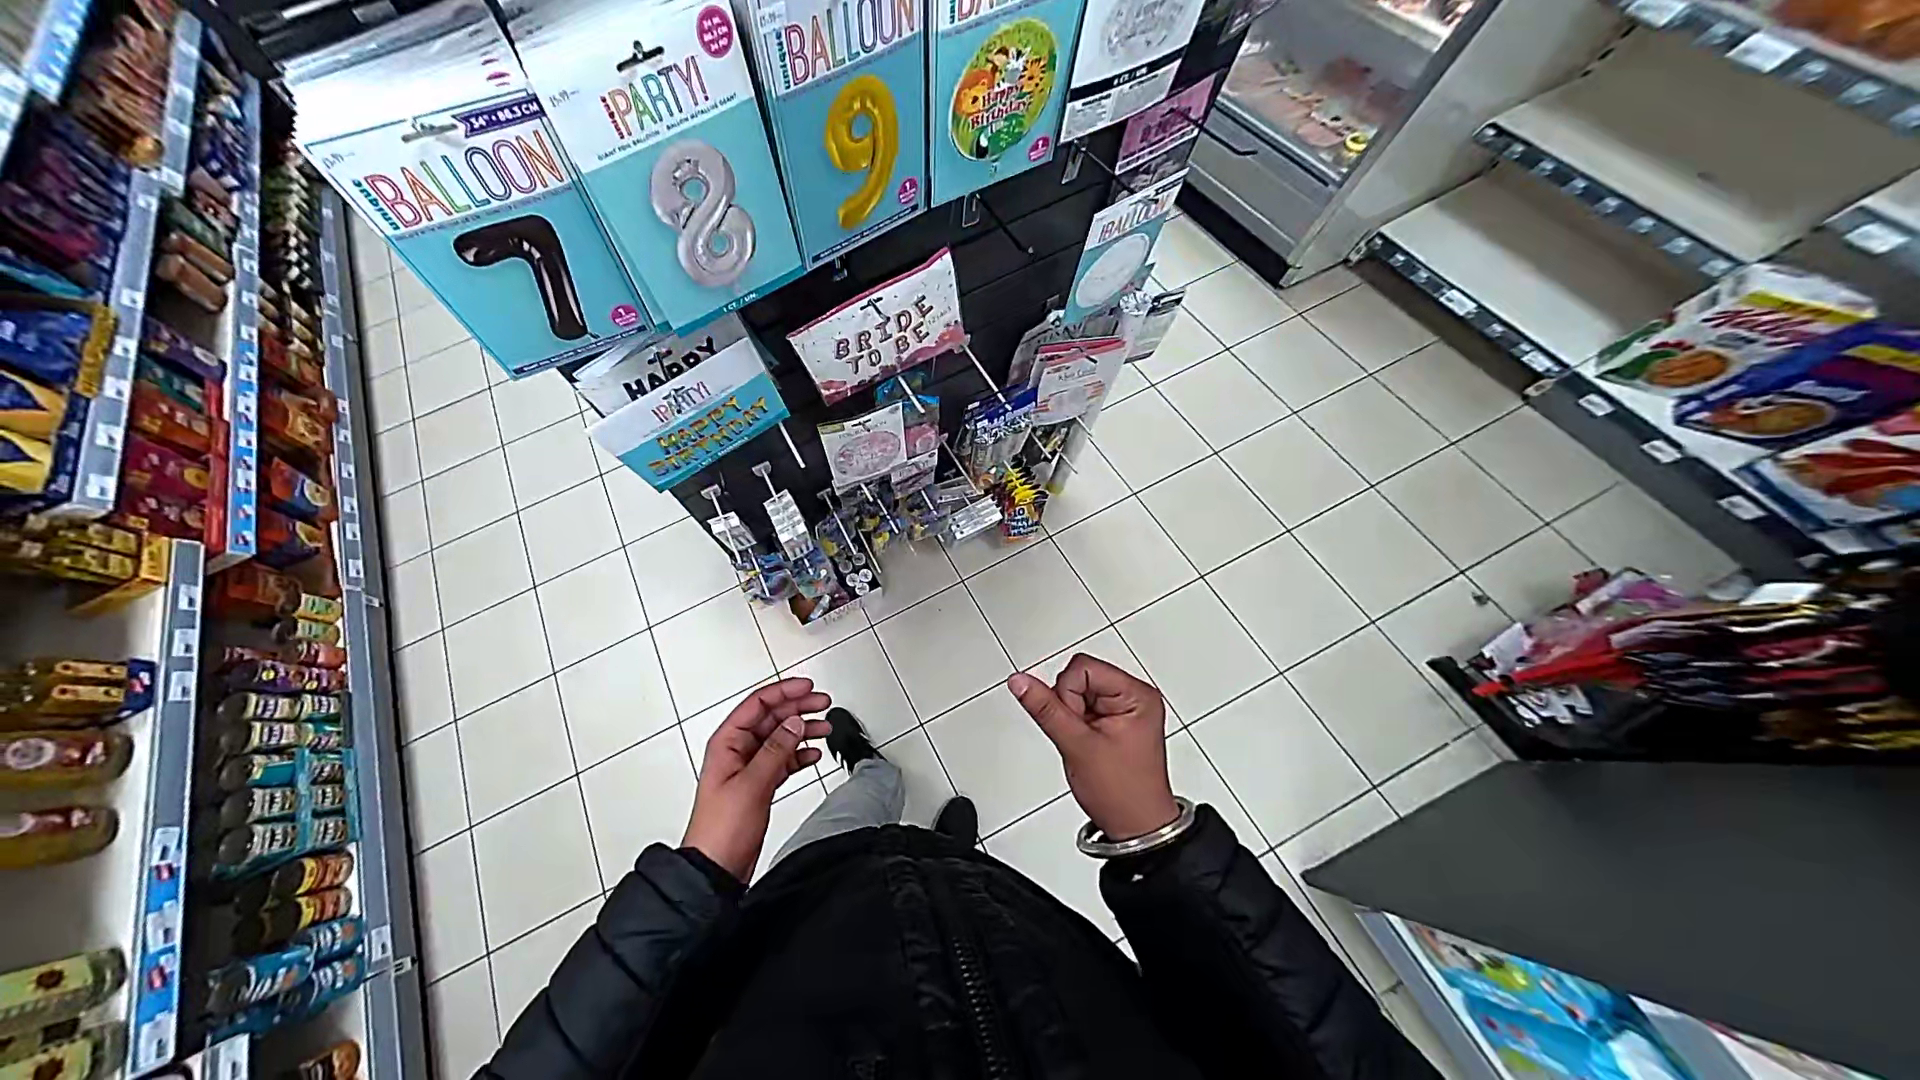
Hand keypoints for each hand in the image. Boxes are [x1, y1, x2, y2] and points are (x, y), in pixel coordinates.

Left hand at [682, 678, 832, 880]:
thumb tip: (794, 722)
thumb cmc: (720, 830)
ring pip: (781, 736)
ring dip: (803, 729)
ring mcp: (750, 767)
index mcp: (728, 743)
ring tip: (824, 726)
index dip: (784, 691)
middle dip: (798, 707)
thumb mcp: (751, 784)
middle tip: (822, 703)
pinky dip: (800, 754)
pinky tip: (813, 754)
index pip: (758, 704)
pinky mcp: (760, 783)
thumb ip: (775, 750)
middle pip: (772, 717)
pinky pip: (784, 758)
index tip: (807, 687)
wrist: (716, 869)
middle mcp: (738, 751)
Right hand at [1009, 657, 1178, 840]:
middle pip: (1079, 676)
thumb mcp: (1077, 746)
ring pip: (1078, 691)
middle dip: (1069, 706)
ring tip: (1087, 743)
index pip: (1082, 668)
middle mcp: (1135, 696)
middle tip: (1083, 737)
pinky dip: (1077, 723)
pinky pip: (1083, 705)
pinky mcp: (1116, 717)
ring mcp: (1126, 707)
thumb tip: (1020, 682)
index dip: (1067, 695)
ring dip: (1073, 716)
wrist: (1136, 827)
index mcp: (1136, 694)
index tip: (1076, 724)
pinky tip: (1088, 743)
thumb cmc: (1123, 793)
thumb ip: (1045, 708)